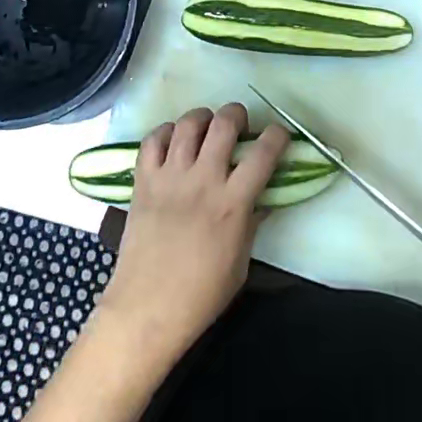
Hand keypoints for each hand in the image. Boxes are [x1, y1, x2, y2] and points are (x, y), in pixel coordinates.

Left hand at [98, 104, 289, 353]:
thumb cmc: (201, 293)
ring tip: (206, 126)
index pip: (263, 154)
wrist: (148, 307)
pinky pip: (153, 139)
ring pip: (188, 124)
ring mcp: (170, 176)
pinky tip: (173, 140)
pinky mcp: (143, 179)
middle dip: (237, 114)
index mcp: (232, 203)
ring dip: (203, 118)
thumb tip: (263, 197)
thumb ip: (252, 222)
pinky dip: (166, 132)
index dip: (276, 136)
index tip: (279, 135)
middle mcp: (202, 180)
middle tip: (239, 123)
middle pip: (224, 124)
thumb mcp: (241, 262)